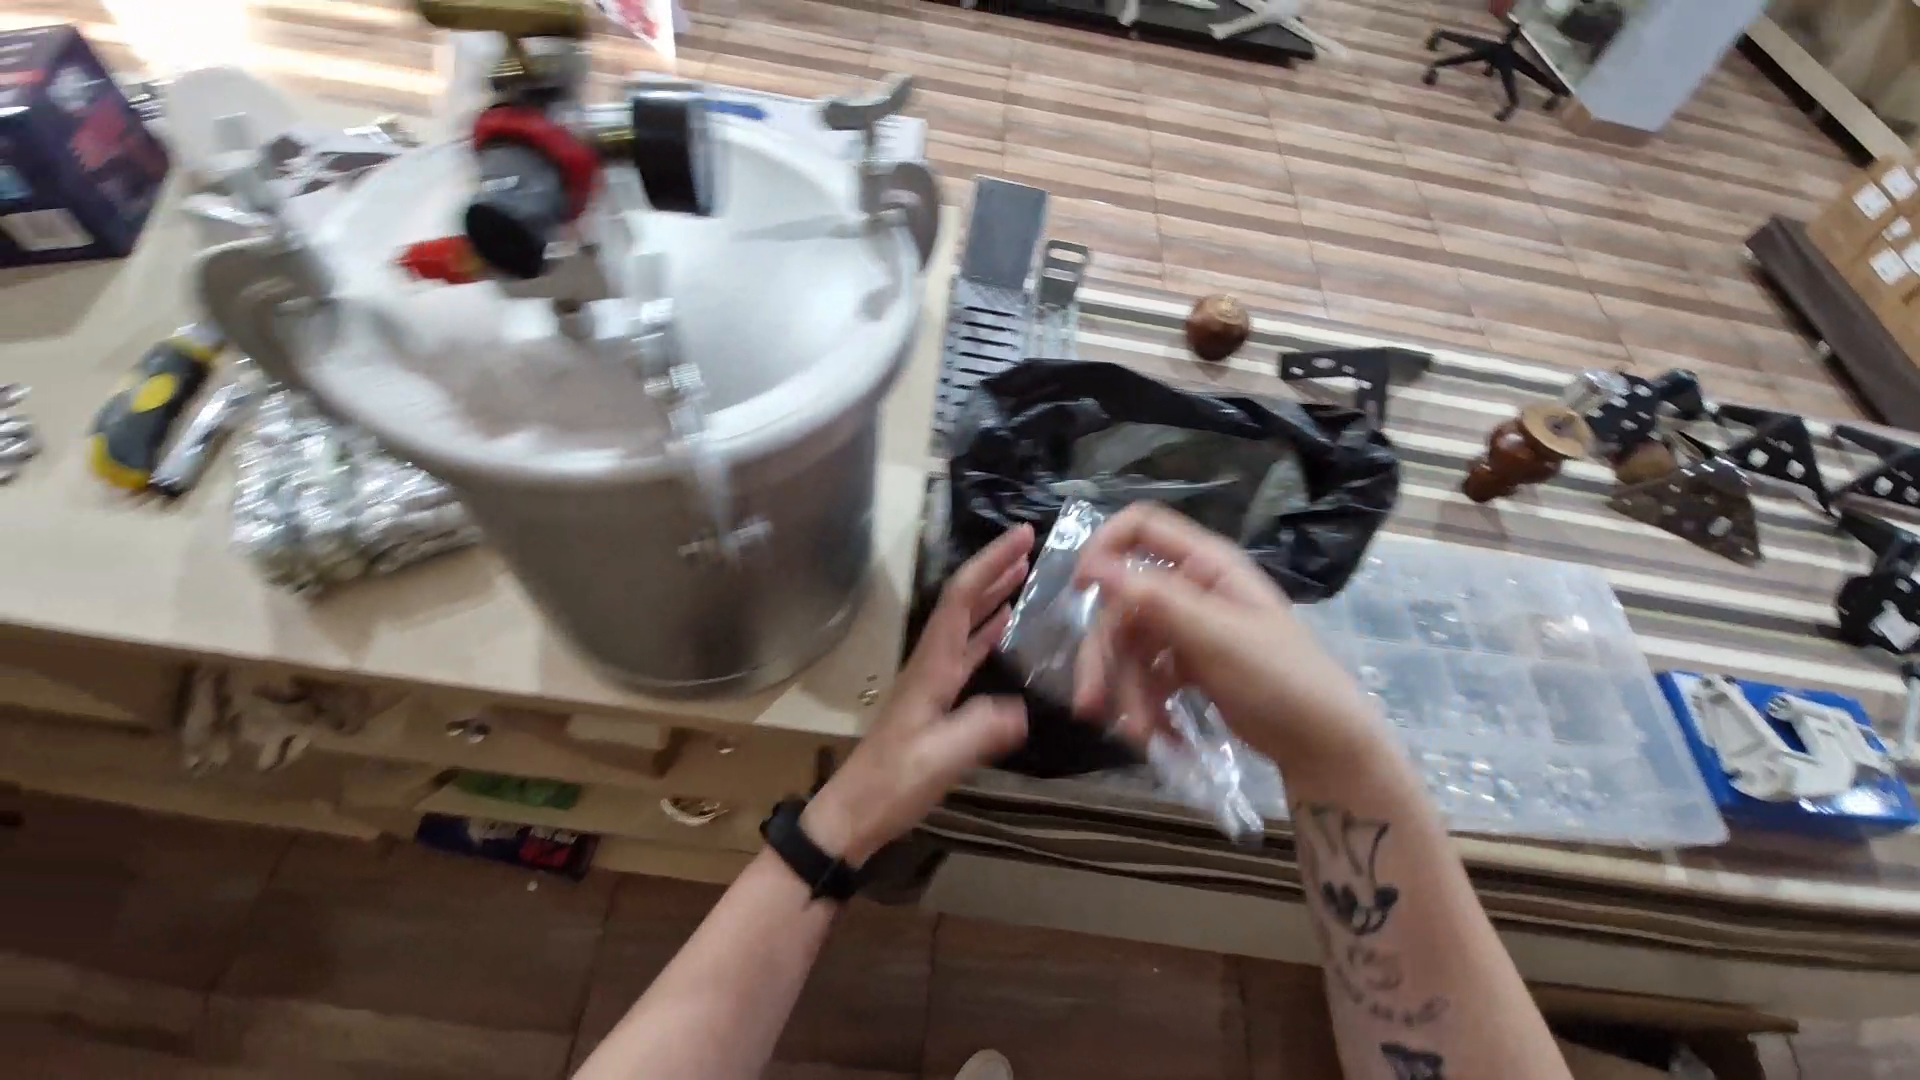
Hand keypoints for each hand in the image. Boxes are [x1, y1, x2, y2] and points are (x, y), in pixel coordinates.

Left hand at [801, 525, 1034, 865]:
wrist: (855, 813)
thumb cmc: (892, 784)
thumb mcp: (939, 759)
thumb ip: (980, 730)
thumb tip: (1023, 708)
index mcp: (932, 665)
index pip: (961, 598)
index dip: (990, 563)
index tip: (1022, 536)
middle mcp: (931, 662)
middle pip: (962, 601)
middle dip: (994, 567)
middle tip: (1029, 543)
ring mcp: (933, 680)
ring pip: (965, 622)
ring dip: (992, 593)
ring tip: (1023, 572)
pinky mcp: (937, 700)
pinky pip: (967, 652)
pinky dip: (987, 631)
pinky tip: (1003, 627)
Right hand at [1070, 504, 1386, 768]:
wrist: (1324, 746)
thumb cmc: (1283, 680)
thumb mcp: (1217, 638)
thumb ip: (1155, 599)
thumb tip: (1093, 564)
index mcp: (1205, 566)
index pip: (1142, 529)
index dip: (1104, 548)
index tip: (1080, 589)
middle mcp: (1191, 590)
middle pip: (1123, 604)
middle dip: (1106, 655)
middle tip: (1090, 703)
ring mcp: (1188, 629)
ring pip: (1129, 647)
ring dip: (1125, 691)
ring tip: (1137, 735)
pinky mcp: (1186, 666)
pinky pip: (1146, 675)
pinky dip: (1144, 704)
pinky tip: (1156, 737)